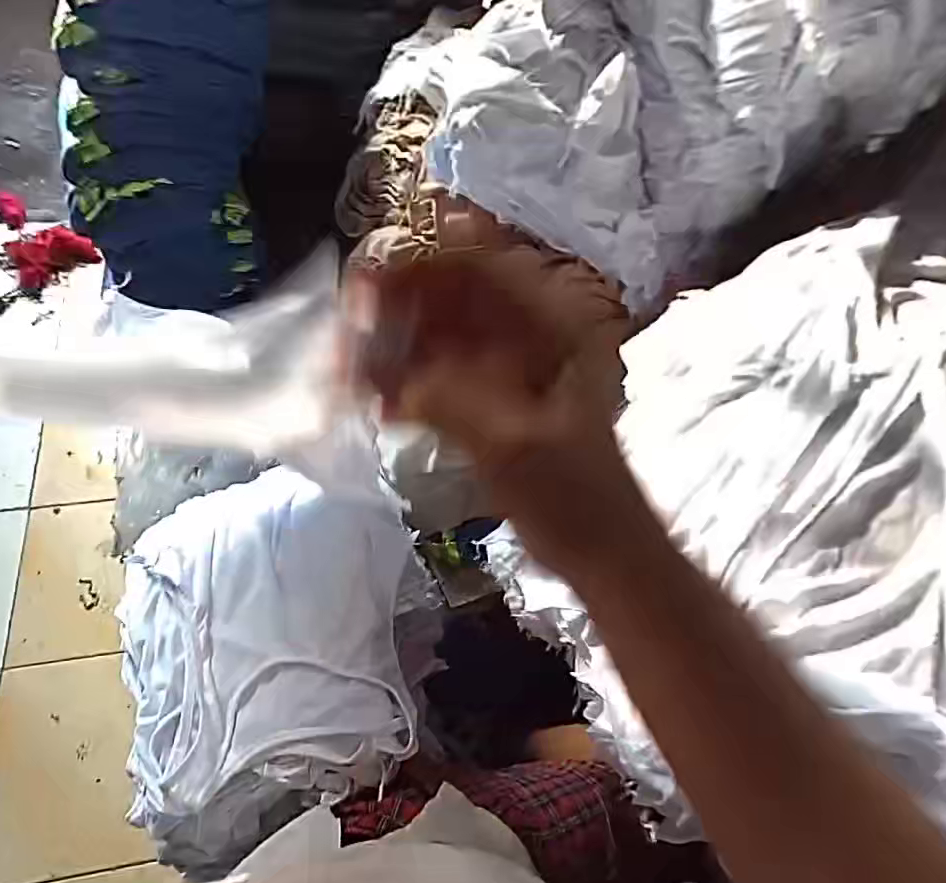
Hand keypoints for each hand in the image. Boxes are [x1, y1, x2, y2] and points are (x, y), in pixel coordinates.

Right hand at [354, 252, 657, 577]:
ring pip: (437, 344)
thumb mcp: (518, 446)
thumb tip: (391, 383)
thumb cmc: (575, 499)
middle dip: (394, 313)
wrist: (601, 549)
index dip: (420, 270)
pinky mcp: (488, 409)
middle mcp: (527, 341)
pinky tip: (376, 405)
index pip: (479, 270)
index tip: (365, 290)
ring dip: (392, 353)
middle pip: (450, 303)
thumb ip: (454, 403)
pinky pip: (438, 383)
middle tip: (344, 337)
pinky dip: (405, 389)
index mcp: (551, 331)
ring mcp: (505, 375)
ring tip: (348, 375)